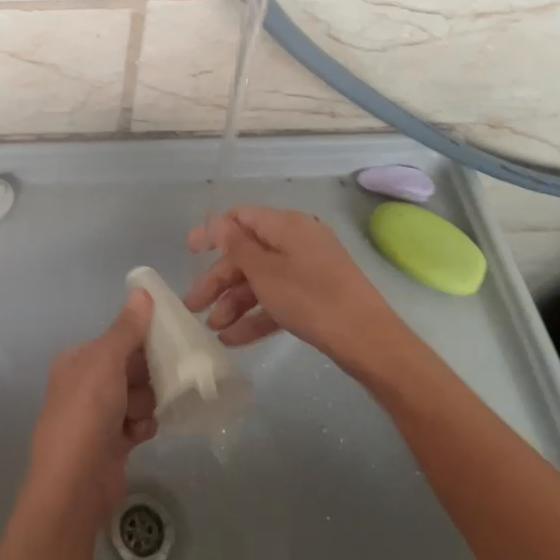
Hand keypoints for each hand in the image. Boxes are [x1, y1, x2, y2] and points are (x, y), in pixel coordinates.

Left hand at [23, 289, 157, 523]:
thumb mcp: (106, 361)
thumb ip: (127, 328)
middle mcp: (85, 384)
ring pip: (138, 396)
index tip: (168, 343)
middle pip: (130, 368)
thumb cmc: (86, 412)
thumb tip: (141, 291)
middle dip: (146, 377)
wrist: (75, 482)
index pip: (117, 340)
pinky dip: (142, 427)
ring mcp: (98, 415)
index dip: (141, 342)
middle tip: (158, 383)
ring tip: (136, 416)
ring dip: (144, 404)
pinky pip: (139, 423)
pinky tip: (139, 435)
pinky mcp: (112, 443)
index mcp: (77, 360)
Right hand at [184, 205, 401, 370]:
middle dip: (218, 280)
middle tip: (193, 305)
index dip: (212, 232)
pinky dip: (256, 316)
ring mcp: (308, 270)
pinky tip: (234, 339)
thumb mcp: (266, 272)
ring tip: (213, 329)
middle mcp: (297, 241)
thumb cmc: (312, 299)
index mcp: (286, 225)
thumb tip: (217, 222)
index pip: (240, 217)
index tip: (189, 252)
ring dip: (234, 303)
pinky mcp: (316, 296)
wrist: (370, 342)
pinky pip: (278, 299)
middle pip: (247, 253)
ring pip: (261, 280)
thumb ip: (237, 245)